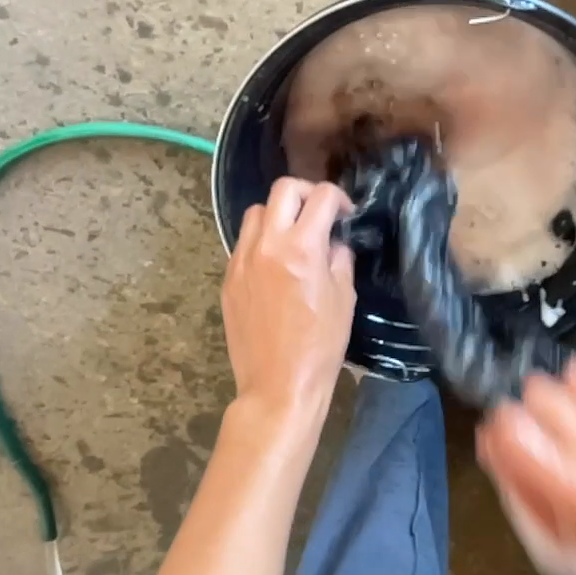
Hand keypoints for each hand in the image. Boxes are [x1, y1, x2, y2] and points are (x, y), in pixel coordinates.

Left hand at [221, 178, 356, 422]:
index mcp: (302, 248)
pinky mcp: (229, 279)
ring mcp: (242, 261)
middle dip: (306, 193)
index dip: (339, 199)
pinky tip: (276, 263)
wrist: (279, 384)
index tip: (346, 215)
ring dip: (279, 214)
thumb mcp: (345, 296)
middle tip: (320, 214)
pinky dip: (262, 240)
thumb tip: (333, 241)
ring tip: (294, 236)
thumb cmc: (321, 344)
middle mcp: (268, 245)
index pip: (321, 197)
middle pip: (283, 190)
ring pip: (256, 212)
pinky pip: (243, 242)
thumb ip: (340, 257)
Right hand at [476, 353, 575, 574]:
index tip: (502, 440)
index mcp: (566, 485)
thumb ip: (516, 498)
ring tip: (572, 414)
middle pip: (538, 390)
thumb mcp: (550, 554)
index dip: (496, 428)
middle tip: (541, 434)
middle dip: (530, 410)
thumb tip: (492, 448)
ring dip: (566, 390)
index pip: (510, 424)